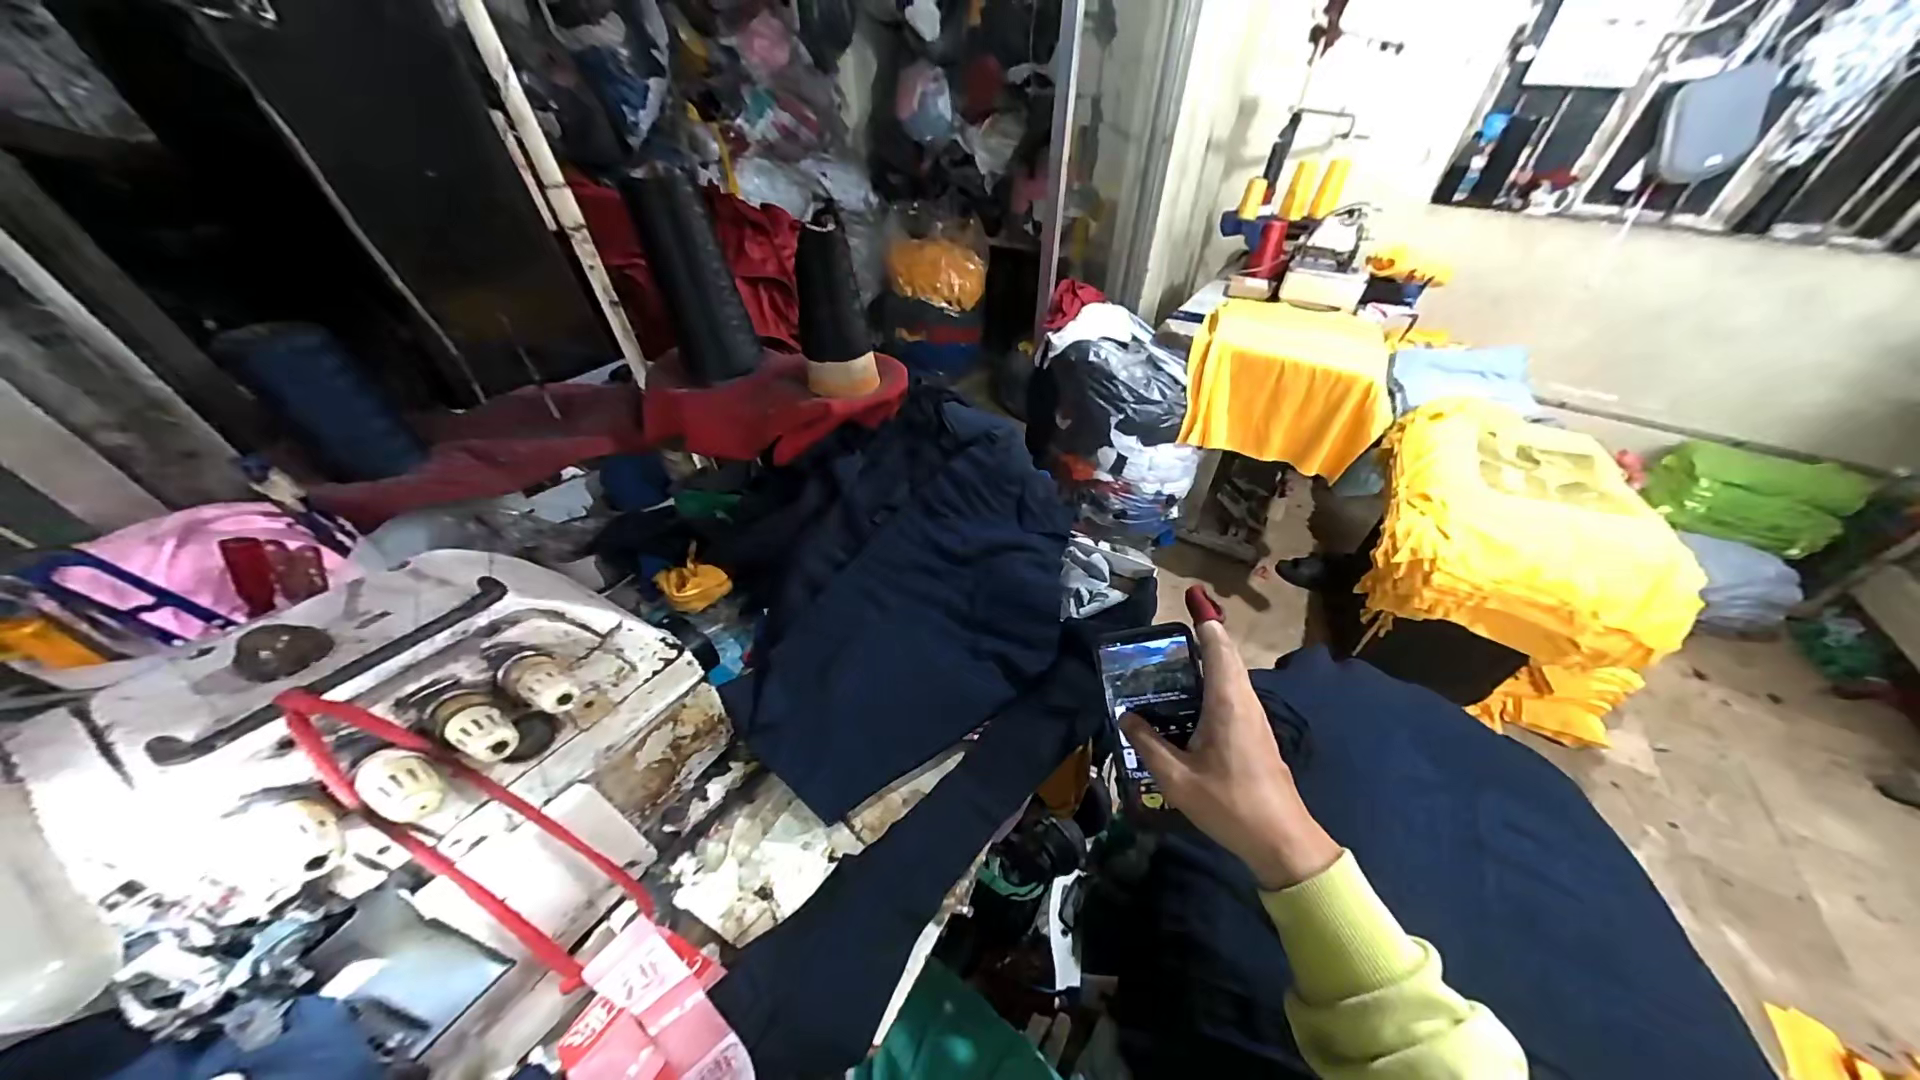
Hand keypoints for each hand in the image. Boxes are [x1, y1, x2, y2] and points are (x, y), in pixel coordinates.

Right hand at [1120, 587, 1341, 889]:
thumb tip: (1126, 715)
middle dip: (1200, 636)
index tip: (1189, 599)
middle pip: (1225, 655)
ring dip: (1204, 660)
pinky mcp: (1254, 732)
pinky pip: (1230, 692)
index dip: (1204, 621)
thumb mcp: (1176, 778)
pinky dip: (1209, 682)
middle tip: (1164, 633)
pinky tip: (1185, 700)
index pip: (1218, 647)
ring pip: (1229, 674)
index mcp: (1227, 702)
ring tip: (1166, 662)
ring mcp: (1253, 717)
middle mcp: (1244, 701)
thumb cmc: (1229, 804)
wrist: (1282, 841)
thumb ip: (1148, 742)